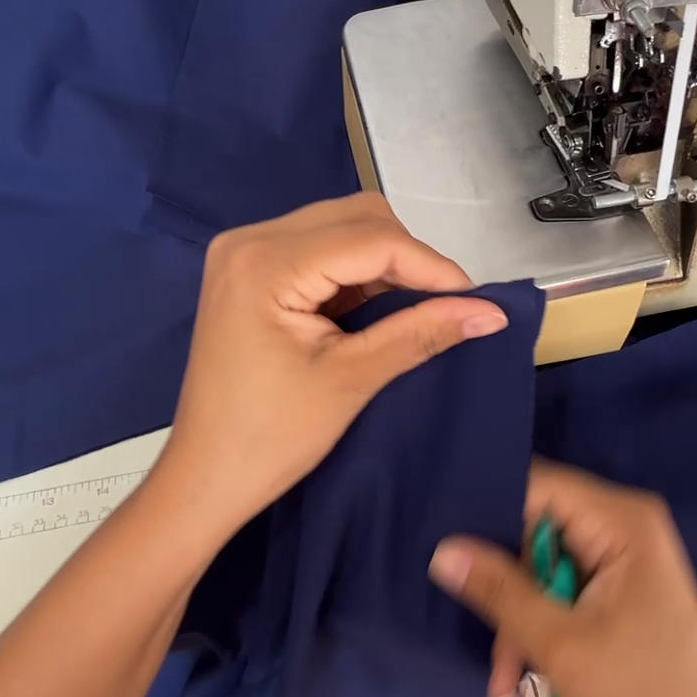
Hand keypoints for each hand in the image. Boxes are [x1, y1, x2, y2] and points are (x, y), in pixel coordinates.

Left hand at [154, 193, 508, 536]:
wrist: (204, 478)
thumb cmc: (270, 438)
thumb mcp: (352, 379)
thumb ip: (422, 332)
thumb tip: (491, 312)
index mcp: (265, 262)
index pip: (372, 239)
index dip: (432, 266)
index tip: (476, 300)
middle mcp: (250, 239)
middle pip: (357, 218)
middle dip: (408, 258)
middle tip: (442, 306)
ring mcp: (245, 251)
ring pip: (342, 228)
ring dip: (384, 264)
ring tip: (411, 312)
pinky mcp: (250, 270)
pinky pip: (320, 249)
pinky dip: (356, 273)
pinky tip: (372, 310)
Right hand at [427, 461, 696, 696]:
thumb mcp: (560, 645)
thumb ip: (498, 590)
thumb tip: (441, 548)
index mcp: (621, 519)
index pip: (537, 485)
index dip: (488, 505)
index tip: (442, 535)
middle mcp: (624, 525)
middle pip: (536, 526)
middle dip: (504, 580)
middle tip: (472, 623)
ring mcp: (624, 558)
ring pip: (544, 563)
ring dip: (518, 614)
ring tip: (503, 671)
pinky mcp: (621, 589)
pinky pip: (563, 587)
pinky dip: (540, 623)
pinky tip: (521, 668)